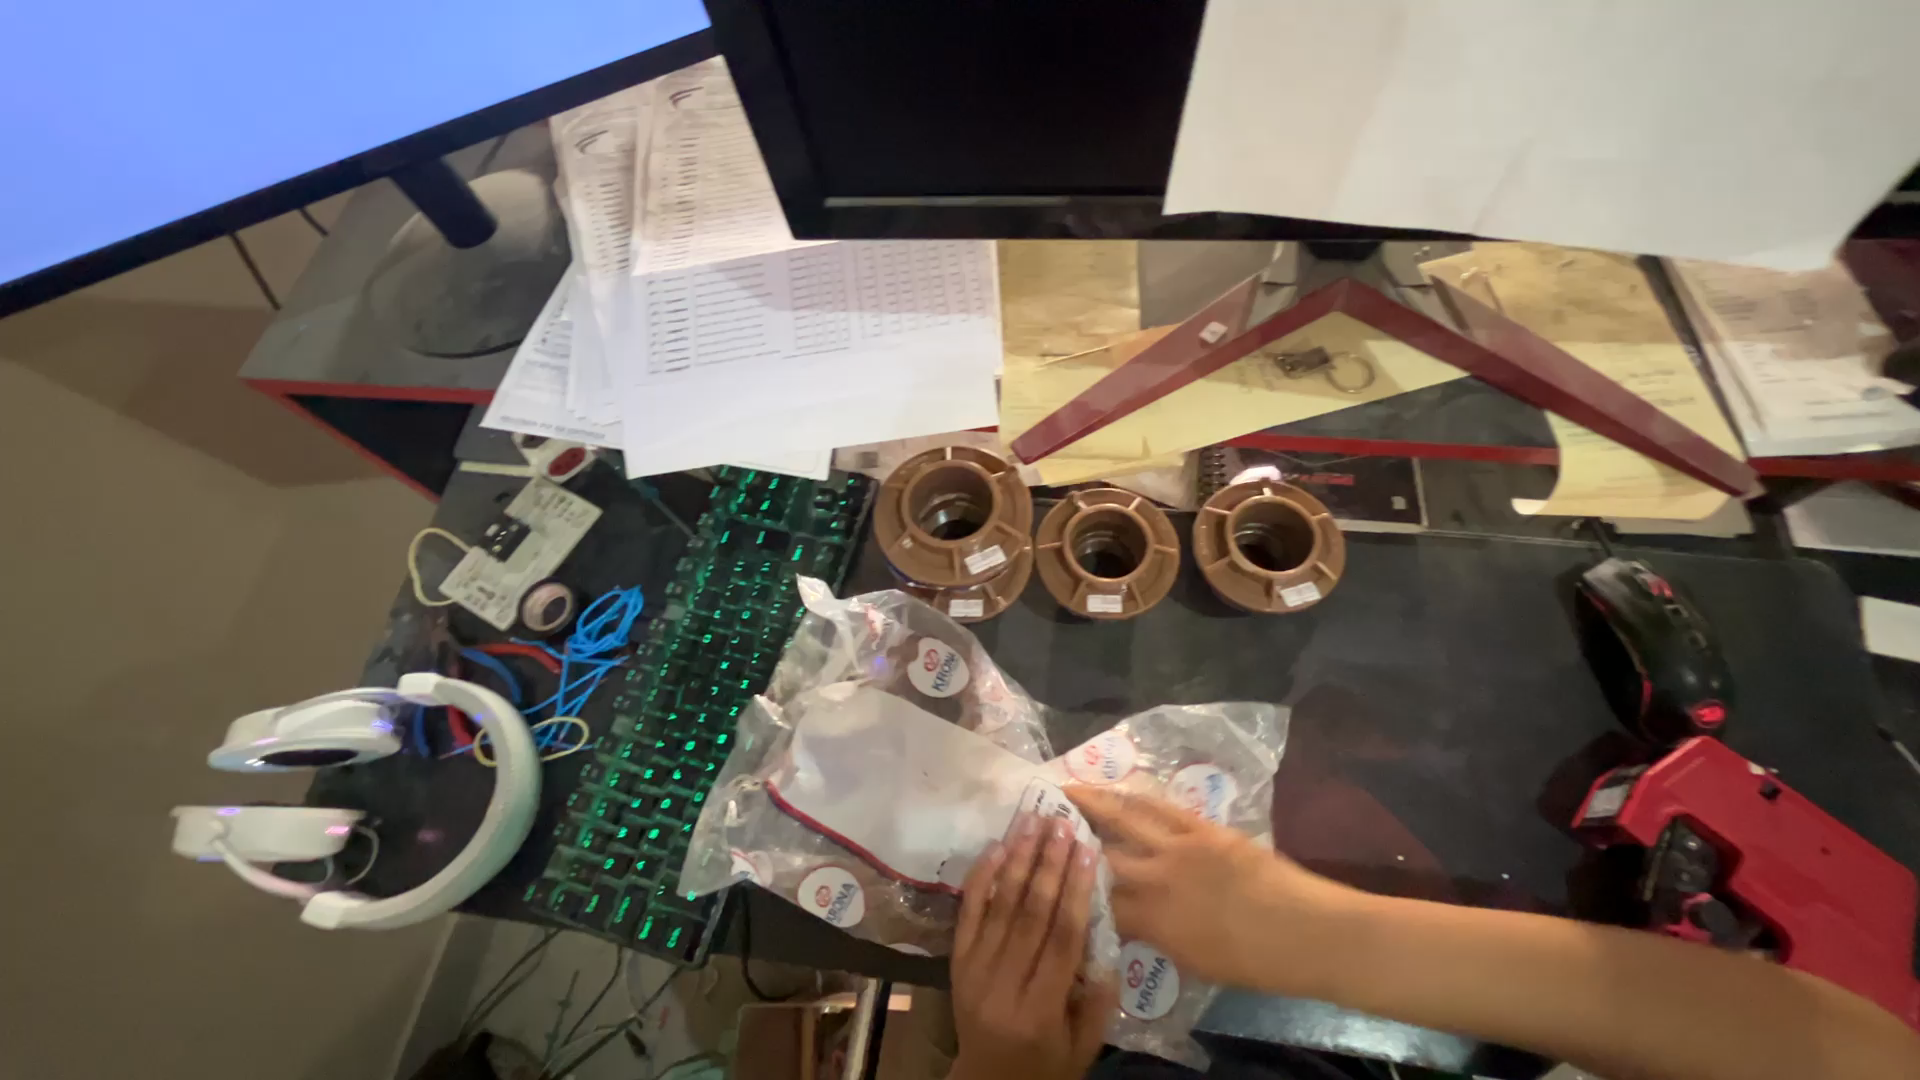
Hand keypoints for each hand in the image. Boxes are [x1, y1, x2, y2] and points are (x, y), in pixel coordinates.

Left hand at [948, 813, 1116, 1079]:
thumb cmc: (1044, 1065)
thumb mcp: (1083, 1047)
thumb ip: (1098, 998)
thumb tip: (1104, 932)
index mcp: (1040, 1009)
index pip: (1062, 940)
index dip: (1076, 892)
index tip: (1087, 851)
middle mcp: (1003, 985)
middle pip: (1030, 914)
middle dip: (1048, 864)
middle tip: (1061, 824)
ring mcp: (974, 969)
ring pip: (999, 905)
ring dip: (1018, 858)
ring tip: (1032, 821)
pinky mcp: (956, 960)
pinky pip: (968, 912)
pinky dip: (982, 878)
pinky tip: (996, 847)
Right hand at [1066, 787, 1352, 992]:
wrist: (1305, 932)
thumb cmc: (1256, 962)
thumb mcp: (1194, 963)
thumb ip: (1157, 937)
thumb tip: (1133, 921)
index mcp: (1153, 923)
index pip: (1101, 903)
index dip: (1074, 888)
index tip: (1053, 875)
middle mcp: (1155, 881)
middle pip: (1101, 856)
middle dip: (1070, 840)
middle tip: (1042, 823)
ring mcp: (1177, 848)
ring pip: (1123, 819)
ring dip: (1090, 802)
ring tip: (1064, 789)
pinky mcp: (1199, 827)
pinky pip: (1157, 806)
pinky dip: (1132, 796)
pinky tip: (1115, 788)